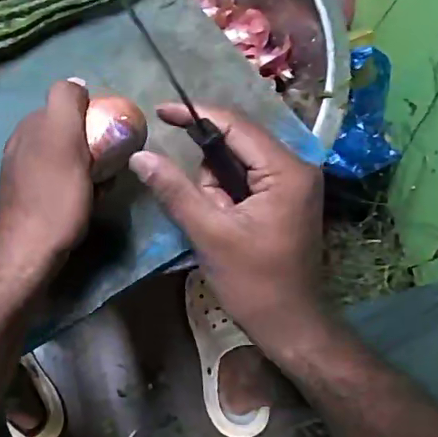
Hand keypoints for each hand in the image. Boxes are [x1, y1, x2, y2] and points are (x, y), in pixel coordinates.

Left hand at [0, 79, 93, 298]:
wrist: (30, 253)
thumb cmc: (54, 197)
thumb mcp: (63, 140)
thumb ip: (66, 103)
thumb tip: (76, 82)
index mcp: (30, 127)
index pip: (67, 105)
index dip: (91, 116)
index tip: (109, 136)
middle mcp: (22, 145)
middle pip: (68, 132)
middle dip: (91, 141)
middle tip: (110, 162)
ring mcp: (24, 173)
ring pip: (67, 157)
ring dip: (88, 165)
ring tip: (102, 183)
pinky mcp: (30, 198)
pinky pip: (61, 180)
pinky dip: (78, 184)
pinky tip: (87, 200)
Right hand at [130, 103, 329, 350]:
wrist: (291, 325)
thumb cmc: (254, 282)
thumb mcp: (210, 234)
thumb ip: (175, 190)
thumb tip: (140, 156)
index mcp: (286, 171)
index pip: (236, 126)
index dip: (196, 116)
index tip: (160, 112)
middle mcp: (297, 167)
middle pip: (238, 142)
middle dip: (208, 168)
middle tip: (201, 204)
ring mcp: (295, 183)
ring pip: (239, 162)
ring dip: (216, 186)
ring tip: (216, 223)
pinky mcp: (287, 198)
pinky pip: (247, 178)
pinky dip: (226, 193)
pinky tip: (223, 220)